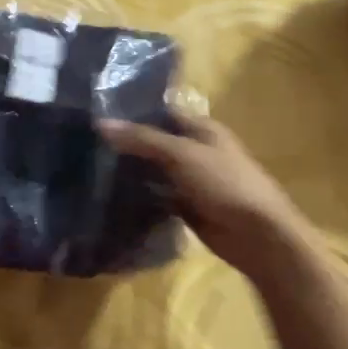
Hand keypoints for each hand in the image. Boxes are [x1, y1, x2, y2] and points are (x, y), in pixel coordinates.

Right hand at [99, 114, 308, 276]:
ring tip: (92, 164)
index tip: (98, 111)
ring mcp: (193, 180)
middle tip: (88, 139)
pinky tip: (113, 193)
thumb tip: (100, 122)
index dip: (134, 110)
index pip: (162, 112)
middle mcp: (196, 151)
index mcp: (202, 129)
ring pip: (156, 170)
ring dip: (132, 169)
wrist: (260, 238)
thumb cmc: (225, 183)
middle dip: (128, 141)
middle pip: (156, 141)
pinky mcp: (189, 207)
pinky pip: (159, 195)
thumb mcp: (181, 154)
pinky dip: (141, 195)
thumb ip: (142, 139)